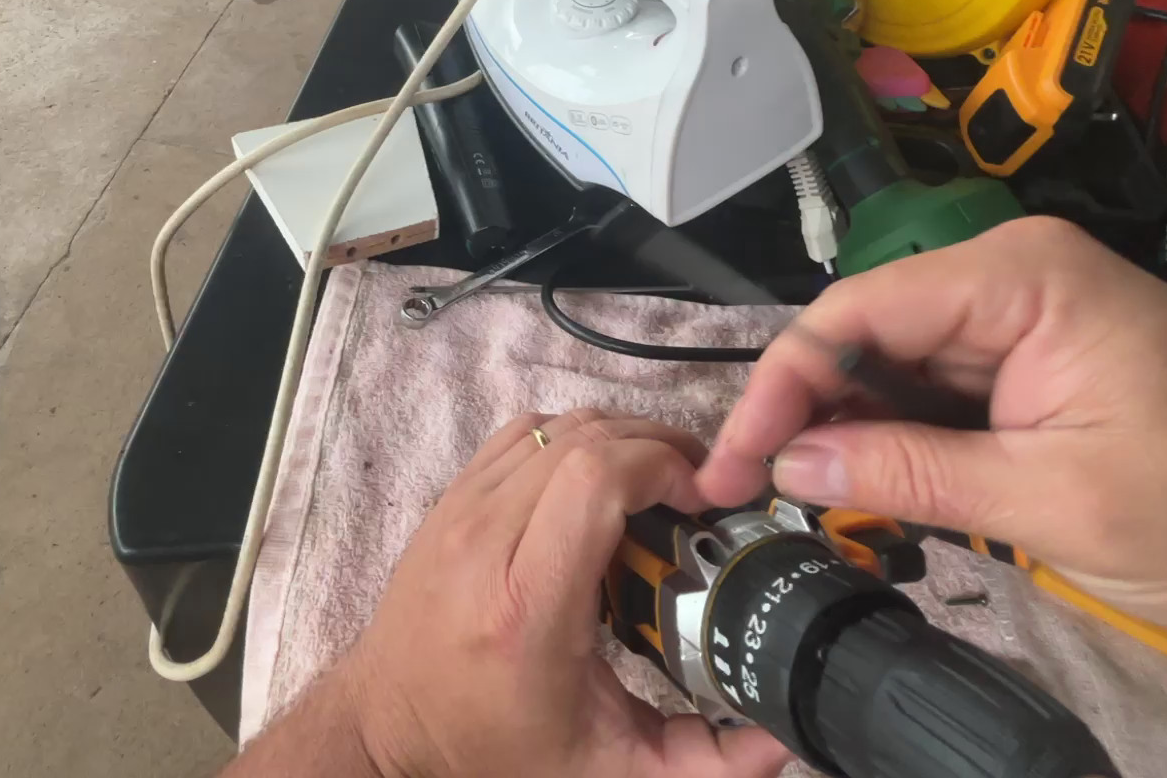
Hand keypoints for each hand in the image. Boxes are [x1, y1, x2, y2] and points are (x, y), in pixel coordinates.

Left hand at [332, 409, 790, 777]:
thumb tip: (780, 741)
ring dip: (616, 434)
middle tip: (694, 483)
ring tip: (655, 472)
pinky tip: (596, 470)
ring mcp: (461, 505)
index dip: (659, 465)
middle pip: (582, 439)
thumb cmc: (493, 745)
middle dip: (654, 444)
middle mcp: (487, 537)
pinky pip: (521, 431)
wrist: (387, 724)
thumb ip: (699, 761)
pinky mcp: (452, 493)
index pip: (594, 479)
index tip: (699, 497)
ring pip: (554, 424)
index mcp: (527, 603)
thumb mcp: (604, 769)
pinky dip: (571, 434)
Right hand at [697, 217, 1166, 649]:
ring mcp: (1006, 324)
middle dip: (801, 410)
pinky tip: (854, 480)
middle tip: (750, 483)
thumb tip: (788, 465)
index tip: (737, 458)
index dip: (782, 383)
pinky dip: (882, 440)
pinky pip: (918, 393)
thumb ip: (906, 473)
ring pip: (880, 366)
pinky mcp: (1012, 368)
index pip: (856, 313)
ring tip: (793, 492)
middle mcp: (1001, 281)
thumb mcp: (1053, 501)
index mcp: (1017, 277)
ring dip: (837, 430)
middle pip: (858, 335)